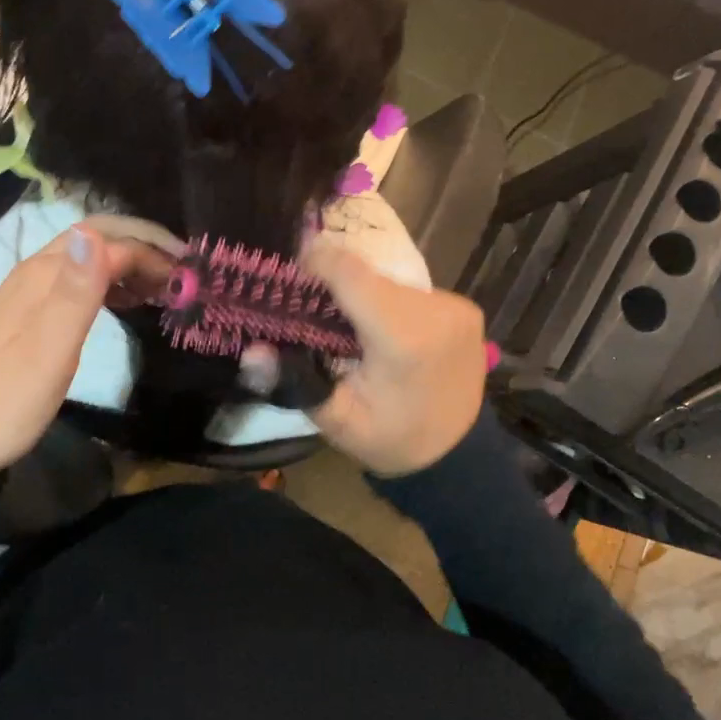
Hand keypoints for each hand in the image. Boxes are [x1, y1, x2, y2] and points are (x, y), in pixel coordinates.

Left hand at [0, 225, 173, 493]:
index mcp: (41, 276)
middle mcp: (34, 275)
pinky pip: (78, 283)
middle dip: (142, 247)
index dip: (150, 251)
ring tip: (165, 289)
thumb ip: (76, 292)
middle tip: (184, 275)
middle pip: (96, 240)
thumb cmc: (7, 401)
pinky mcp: (29, 319)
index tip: (190, 275)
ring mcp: (30, 296)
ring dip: (128, 264)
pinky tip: (126, 304)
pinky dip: (110, 285)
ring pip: (88, 260)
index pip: (107, 241)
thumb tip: (96, 234)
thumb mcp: (49, 350)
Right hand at [305, 241, 486, 476]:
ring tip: (354, 330)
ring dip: (369, 298)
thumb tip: (252, 350)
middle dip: (340, 288)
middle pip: (370, 278)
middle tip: (318, 313)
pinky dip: (396, 307)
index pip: (351, 274)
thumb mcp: (336, 419)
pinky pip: (416, 294)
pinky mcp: (468, 310)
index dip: (317, 263)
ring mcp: (457, 309)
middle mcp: (436, 312)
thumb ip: (293, 380)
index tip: (293, 271)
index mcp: (402, 338)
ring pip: (393, 284)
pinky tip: (390, 335)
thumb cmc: (391, 439)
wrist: (457, 456)